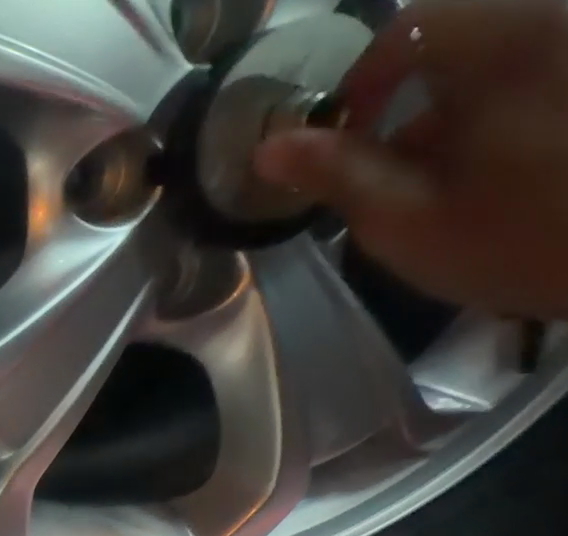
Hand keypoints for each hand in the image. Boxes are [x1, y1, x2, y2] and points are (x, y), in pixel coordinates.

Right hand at [255, 0, 567, 318]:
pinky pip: (544, 71)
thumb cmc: (523, 240)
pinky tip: (515, 160)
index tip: (345, 136)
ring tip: (459, 169)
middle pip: (465, 36)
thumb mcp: (405, 218)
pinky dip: (516, 106)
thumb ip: (335, 172)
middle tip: (399, 158)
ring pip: (509, 54)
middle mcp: (559, 24)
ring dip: (469, 102)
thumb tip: (269, 145)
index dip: (363, 79)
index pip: (410, 26)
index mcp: (510, 44)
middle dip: (419, 92)